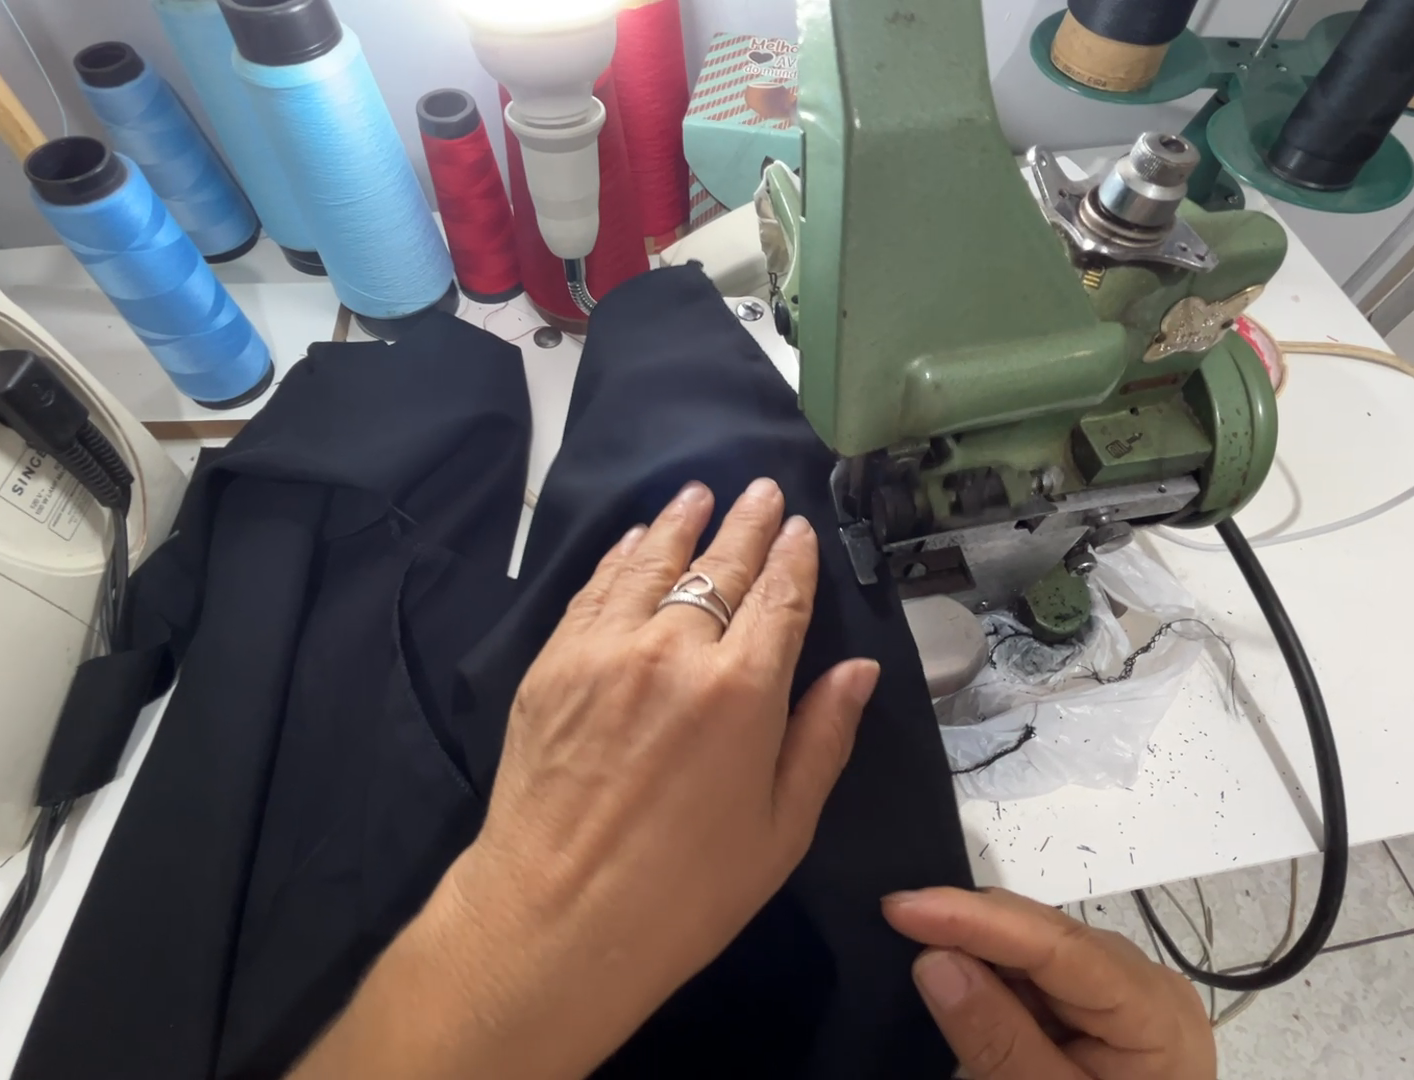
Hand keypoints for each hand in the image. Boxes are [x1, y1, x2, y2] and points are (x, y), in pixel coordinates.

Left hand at [292, 478, 879, 1079]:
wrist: (554, 919)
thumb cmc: (686, 890)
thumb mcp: (782, 828)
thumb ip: (823, 737)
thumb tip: (859, 669)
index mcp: (742, 691)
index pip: (778, 599)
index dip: (793, 558)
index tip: (799, 527)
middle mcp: (675, 649)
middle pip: (720, 567)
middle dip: (746, 523)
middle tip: (759, 489)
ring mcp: (607, 647)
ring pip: (654, 561)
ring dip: (681, 522)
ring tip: (700, 491)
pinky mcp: (555, 659)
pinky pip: (596, 586)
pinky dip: (622, 553)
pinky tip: (636, 536)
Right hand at [883, 887, 1213, 1079]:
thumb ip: (1000, 1043)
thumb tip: (933, 960)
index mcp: (1150, 1007)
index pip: (1052, 942)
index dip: (971, 917)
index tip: (899, 905)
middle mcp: (1135, 978)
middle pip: (1034, 934)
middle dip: (962, 927)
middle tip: (890, 921)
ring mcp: (1111, 988)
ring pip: (1020, 946)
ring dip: (966, 949)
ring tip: (909, 943)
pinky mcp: (1086, 1004)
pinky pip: (1023, 972)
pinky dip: (982, 976)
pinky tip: (950, 978)